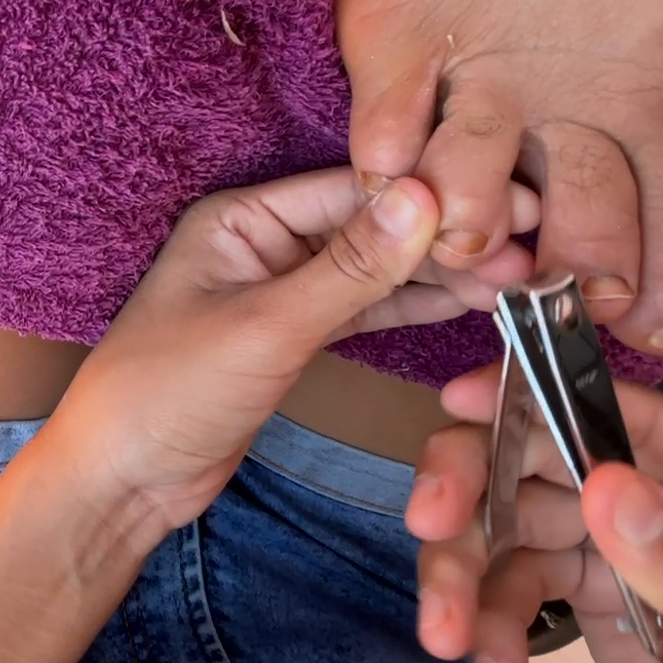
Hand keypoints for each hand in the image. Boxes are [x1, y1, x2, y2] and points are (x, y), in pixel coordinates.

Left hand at [48, 168, 534, 534]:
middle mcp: (261, 241)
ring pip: (370, 268)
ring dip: (436, 271)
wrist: (127, 473)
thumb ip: (348, 269)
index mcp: (240, 218)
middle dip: (443, 235)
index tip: (513, 201)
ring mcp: (278, 286)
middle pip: (365, 226)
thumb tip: (425, 197)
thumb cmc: (172, 389)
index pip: (346, 189)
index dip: (429, 195)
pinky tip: (467, 300)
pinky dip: (409, 304)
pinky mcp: (291, 332)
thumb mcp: (265, 326)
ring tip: (521, 274)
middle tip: (535, 245)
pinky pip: (359, 307)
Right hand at [406, 365, 662, 662]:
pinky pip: (519, 586)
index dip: (545, 398)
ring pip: (515, 523)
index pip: (645, 422)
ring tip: (444, 632)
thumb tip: (609, 484)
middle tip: (428, 522)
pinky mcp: (598, 596)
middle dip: (476, 493)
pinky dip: (491, 627)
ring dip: (464, 573)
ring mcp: (637, 549)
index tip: (459, 400)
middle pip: (551, 463)